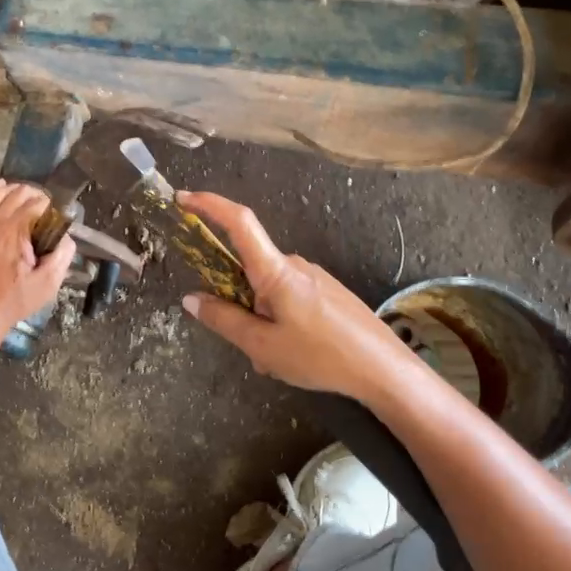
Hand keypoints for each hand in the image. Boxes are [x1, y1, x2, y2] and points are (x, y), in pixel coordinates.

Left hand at [0, 180, 75, 340]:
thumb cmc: (12, 301)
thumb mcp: (47, 284)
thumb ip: (61, 256)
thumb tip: (66, 238)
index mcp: (15, 232)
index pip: (37, 204)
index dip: (52, 208)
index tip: (59, 223)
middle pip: (20, 193)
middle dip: (38, 197)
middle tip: (48, 214)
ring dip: (17, 190)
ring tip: (30, 200)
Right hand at [176, 190, 420, 401]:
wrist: (388, 371)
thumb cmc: (322, 356)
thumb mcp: (262, 346)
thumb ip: (224, 320)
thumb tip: (191, 299)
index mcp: (275, 271)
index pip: (238, 222)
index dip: (208, 205)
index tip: (182, 198)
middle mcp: (294, 265)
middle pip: (248, 269)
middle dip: (237, 301)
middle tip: (247, 344)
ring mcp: (314, 277)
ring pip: (269, 290)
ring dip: (261, 319)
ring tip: (275, 359)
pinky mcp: (329, 292)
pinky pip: (290, 299)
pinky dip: (280, 322)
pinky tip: (296, 354)